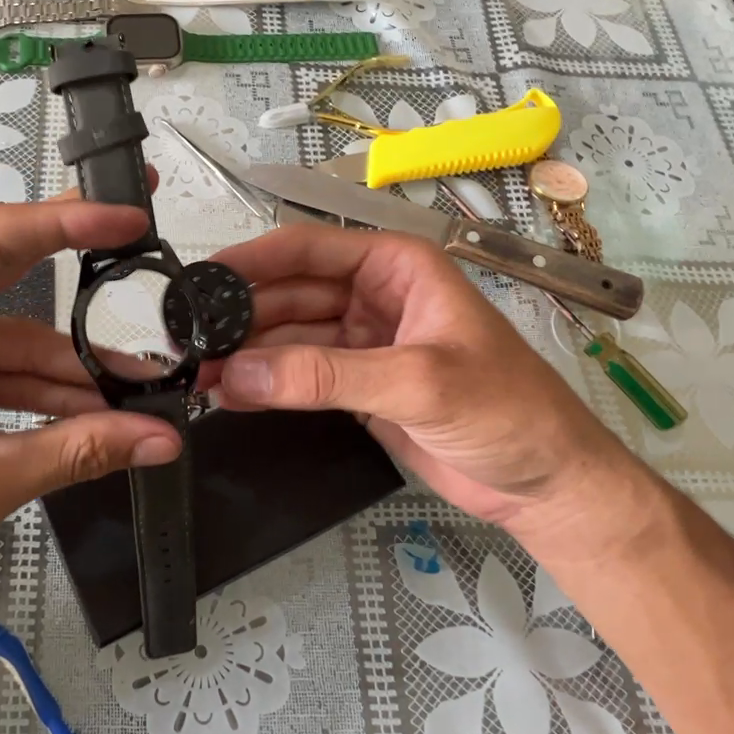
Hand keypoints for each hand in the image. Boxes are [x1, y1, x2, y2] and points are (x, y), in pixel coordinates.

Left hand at [0, 200, 181, 617]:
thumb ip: (77, 453)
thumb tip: (163, 438)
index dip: (63, 221)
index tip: (127, 218)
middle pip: (9, 270)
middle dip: (78, 260)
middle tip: (144, 242)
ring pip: (21, 341)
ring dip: (78, 368)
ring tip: (145, 388)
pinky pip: (10, 375)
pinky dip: (54, 396)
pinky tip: (105, 415)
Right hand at [208, 222, 629, 526]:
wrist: (547, 484)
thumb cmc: (505, 411)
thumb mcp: (416, 383)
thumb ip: (325, 375)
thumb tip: (237, 373)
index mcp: (395, 266)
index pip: (307, 250)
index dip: (250, 261)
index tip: (195, 283)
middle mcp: (373, 295)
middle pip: (288, 294)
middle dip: (239, 317)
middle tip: (186, 343)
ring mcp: (362, 342)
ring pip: (287, 337)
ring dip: (246, 355)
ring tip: (198, 377)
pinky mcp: (356, 386)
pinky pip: (298, 374)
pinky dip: (265, 384)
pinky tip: (229, 395)